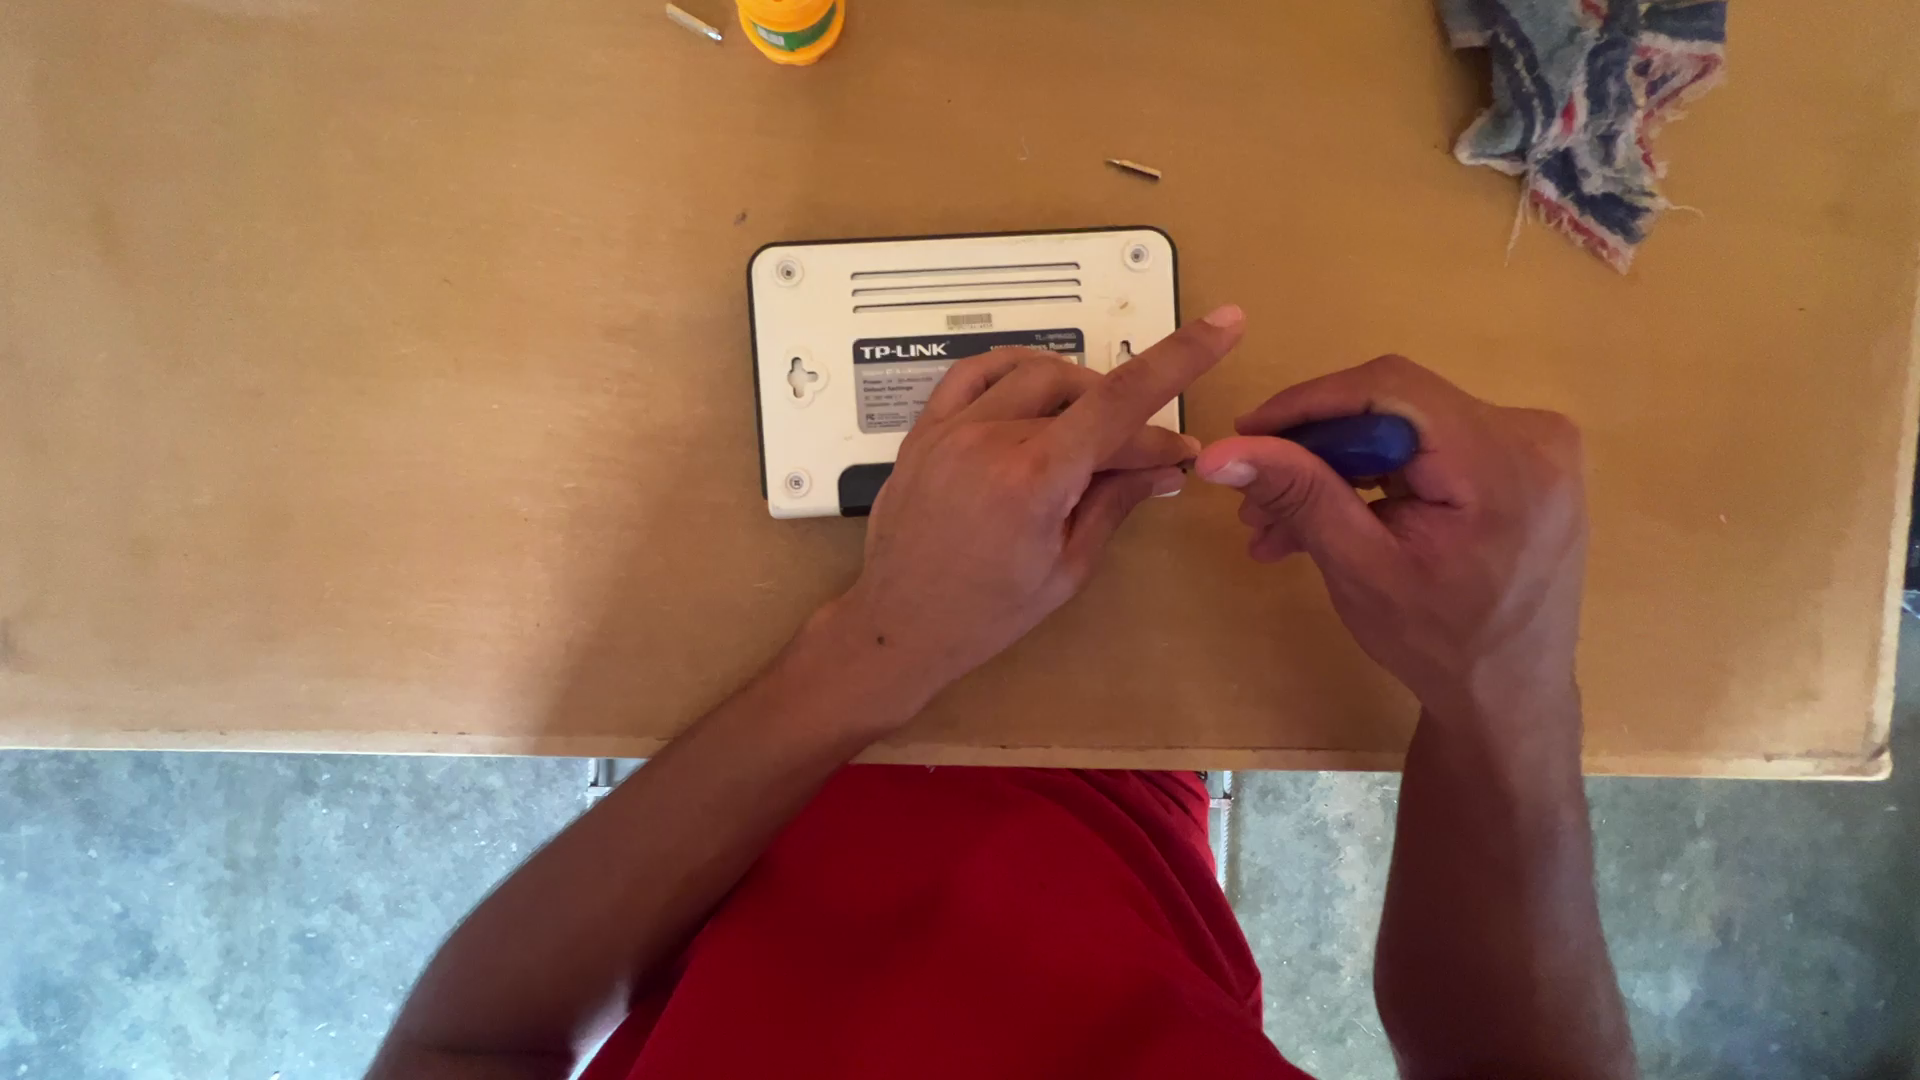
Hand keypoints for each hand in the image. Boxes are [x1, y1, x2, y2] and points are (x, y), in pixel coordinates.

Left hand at [831, 307, 1246, 698]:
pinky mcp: (923, 431)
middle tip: (1147, 456)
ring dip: (1078, 388)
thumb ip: (1114, 503)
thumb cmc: (988, 613)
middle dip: (1129, 420)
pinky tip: (1034, 391)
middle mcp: (990, 438)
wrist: (899, 625)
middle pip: (1085, 395)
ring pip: (1033, 372)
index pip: (1121, 401)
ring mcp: (950, 429)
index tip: (1224, 326)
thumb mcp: (1066, 568)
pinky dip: (1014, 371)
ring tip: (1093, 426)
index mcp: (1034, 479)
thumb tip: (1164, 466)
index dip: (1181, 357)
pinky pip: (972, 373)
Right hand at [1195, 355, 1586, 724]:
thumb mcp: (1357, 566)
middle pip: (1389, 412)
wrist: (1506, 694)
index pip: (1389, 390)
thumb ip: (1296, 495)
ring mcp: (1524, 449)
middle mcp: (1528, 434)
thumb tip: (1218, 454)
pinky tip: (1314, 524)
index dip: (1307, 402)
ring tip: (1271, 526)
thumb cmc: (1437, 643)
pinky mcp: (1510, 466)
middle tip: (1250, 501)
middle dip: (1309, 453)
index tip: (1244, 434)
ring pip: (1395, 434)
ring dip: (1327, 474)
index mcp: (1501, 459)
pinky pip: (1416, 455)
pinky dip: (1361, 484)